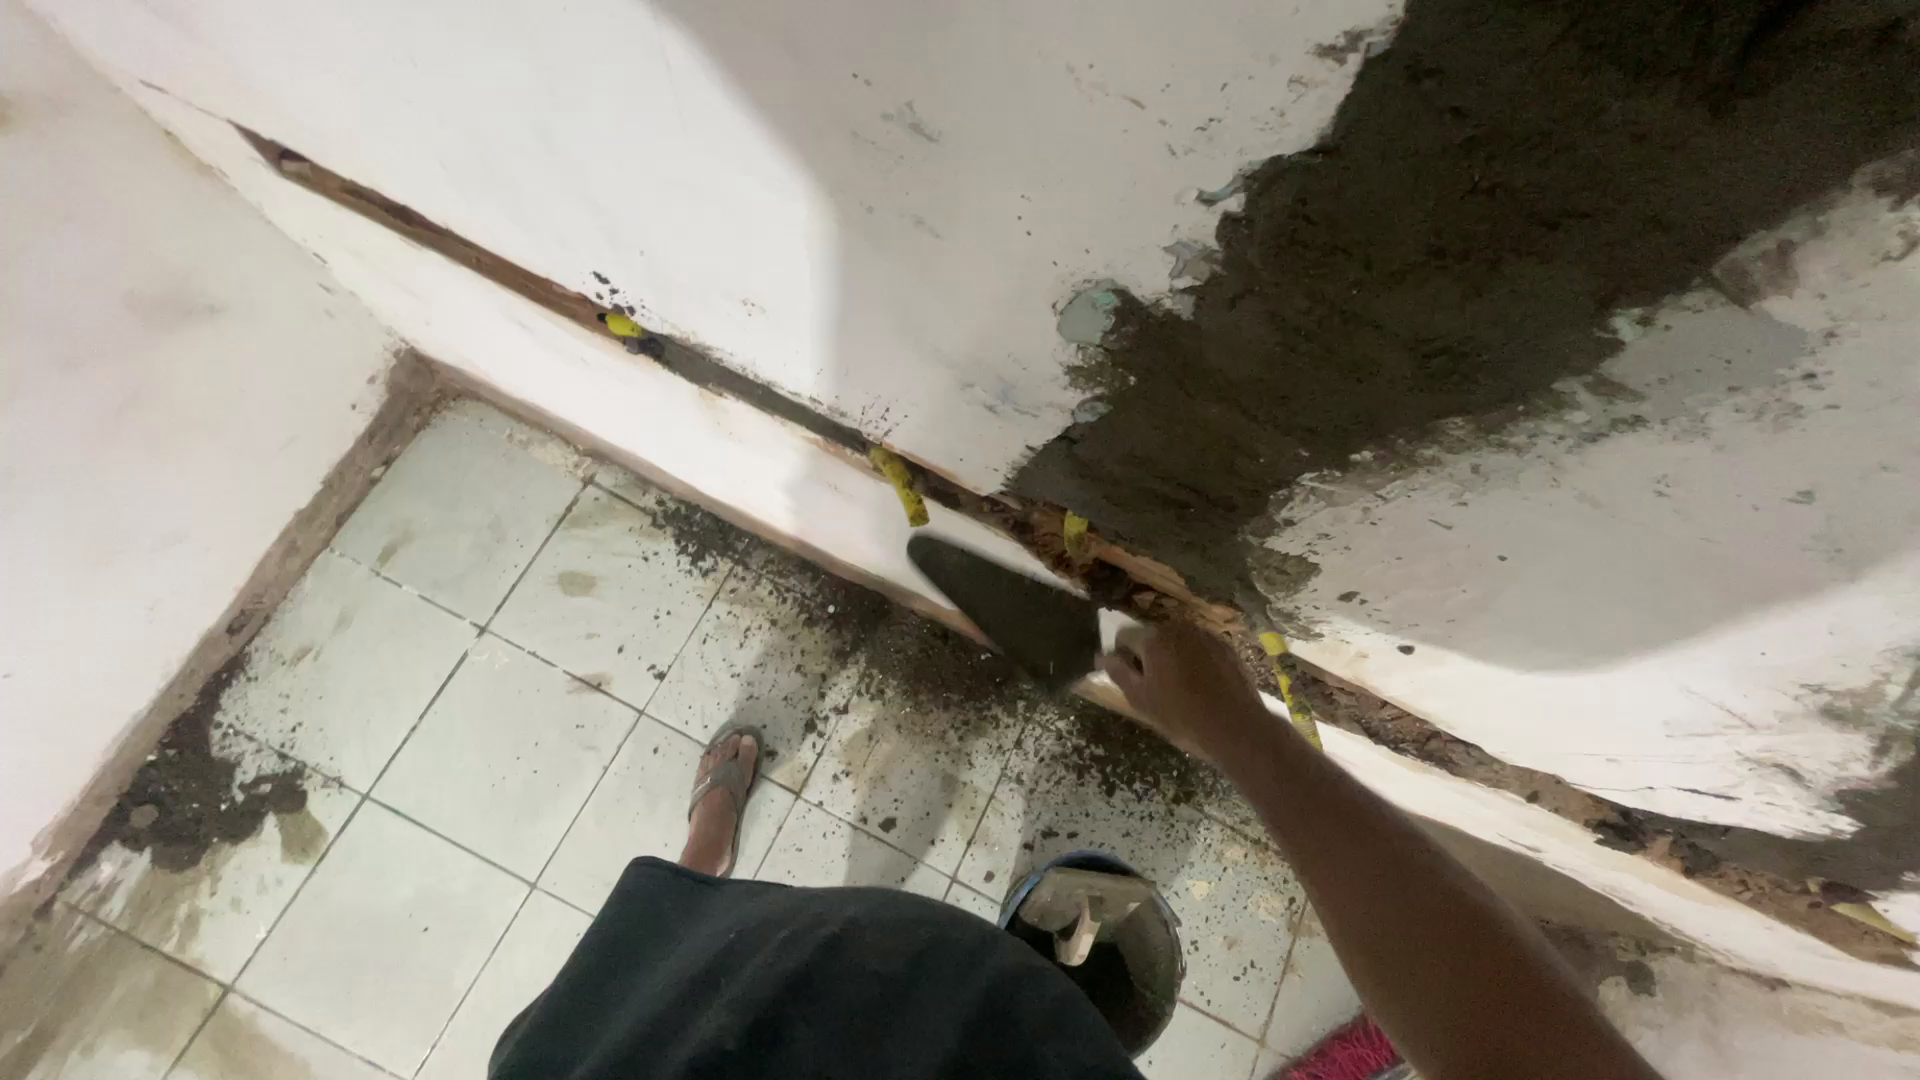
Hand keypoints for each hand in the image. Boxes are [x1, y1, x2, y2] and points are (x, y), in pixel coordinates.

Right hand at [1098, 622, 1277, 760]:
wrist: (1235, 726)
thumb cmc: (1181, 716)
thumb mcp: (1140, 700)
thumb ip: (1118, 672)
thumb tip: (1102, 656)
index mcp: (1152, 639)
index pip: (1124, 636)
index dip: (1122, 655)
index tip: (1130, 677)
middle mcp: (1178, 628)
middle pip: (1152, 635)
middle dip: (1148, 653)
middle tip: (1155, 684)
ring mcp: (1205, 635)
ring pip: (1177, 640)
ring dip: (1172, 654)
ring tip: (1180, 684)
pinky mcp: (1225, 646)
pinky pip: (1200, 646)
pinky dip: (1195, 658)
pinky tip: (1201, 682)